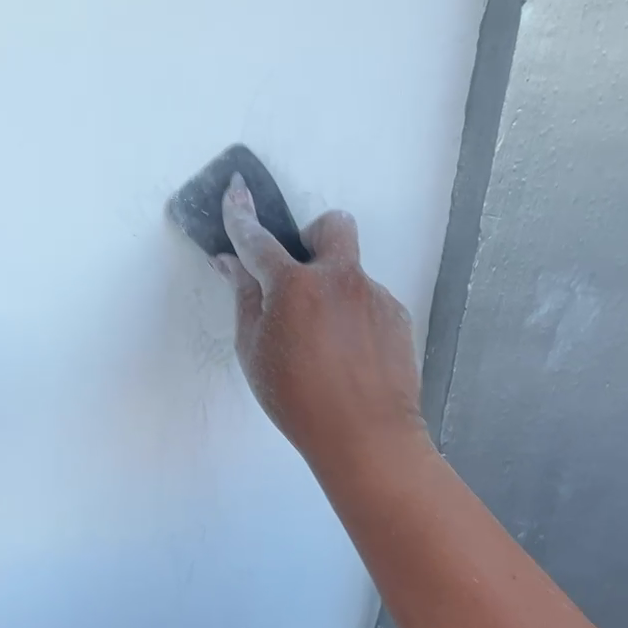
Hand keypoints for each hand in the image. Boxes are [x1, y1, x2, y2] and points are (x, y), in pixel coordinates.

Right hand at [213, 173, 428, 471]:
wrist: (365, 436)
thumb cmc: (295, 398)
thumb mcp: (252, 350)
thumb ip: (245, 297)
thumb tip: (232, 263)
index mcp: (294, 285)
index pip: (258, 239)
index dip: (241, 214)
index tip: (235, 190)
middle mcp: (339, 278)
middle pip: (332, 226)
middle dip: (312, 236)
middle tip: (296, 274)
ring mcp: (374, 295)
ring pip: (349, 271)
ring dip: (329, 289)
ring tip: (319, 341)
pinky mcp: (396, 316)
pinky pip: (366, 300)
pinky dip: (350, 315)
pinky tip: (344, 355)